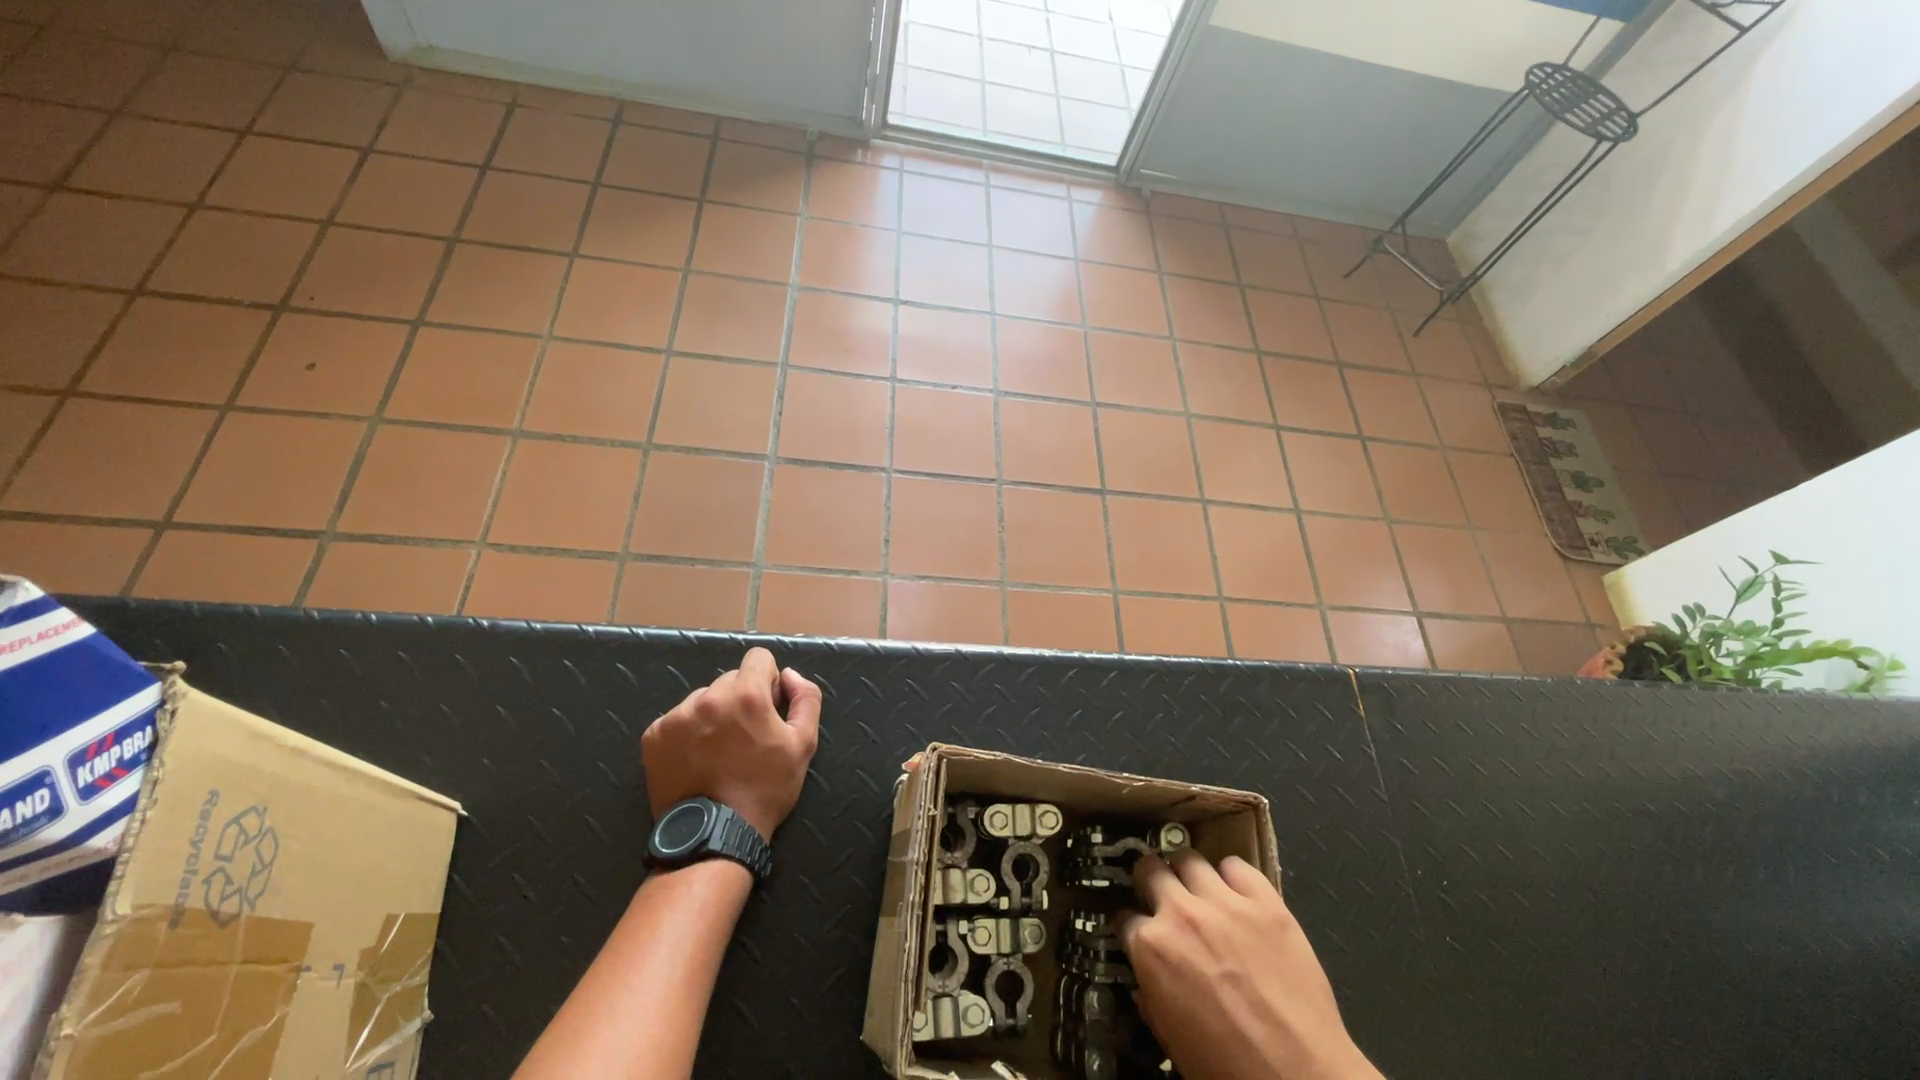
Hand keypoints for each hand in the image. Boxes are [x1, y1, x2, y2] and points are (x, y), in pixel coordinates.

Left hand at [640, 647, 821, 838]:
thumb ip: (806, 698)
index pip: (758, 658)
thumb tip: (788, 674)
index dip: (768, 681)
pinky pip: (676, 721)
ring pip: (702, 700)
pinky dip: (687, 734)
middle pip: (730, 681)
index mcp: (745, 695)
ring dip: (713, 716)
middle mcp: (707, 697)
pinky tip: (696, 761)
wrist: (715, 834)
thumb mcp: (803, 745)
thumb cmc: (766, 789)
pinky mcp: (653, 736)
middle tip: (745, 738)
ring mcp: (676, 716)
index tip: (768, 708)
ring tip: (718, 753)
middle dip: (740, 700)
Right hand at [1118, 851, 1382, 1079]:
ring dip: (1187, 873)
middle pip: (1149, 869)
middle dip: (1149, 881)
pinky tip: (1236, 891)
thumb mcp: (1168, 1035)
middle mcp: (1180, 913)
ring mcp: (1225, 903)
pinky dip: (1232, 875)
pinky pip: (1238, 866)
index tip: (1137, 929)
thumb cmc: (1224, 1065)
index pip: (1124, 917)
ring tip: (1197, 888)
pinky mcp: (1266, 902)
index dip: (1130, 924)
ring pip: (1190, 859)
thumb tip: (1147, 980)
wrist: (1296, 1074)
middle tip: (1161, 895)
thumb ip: (1151, 995)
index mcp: (1151, 947)